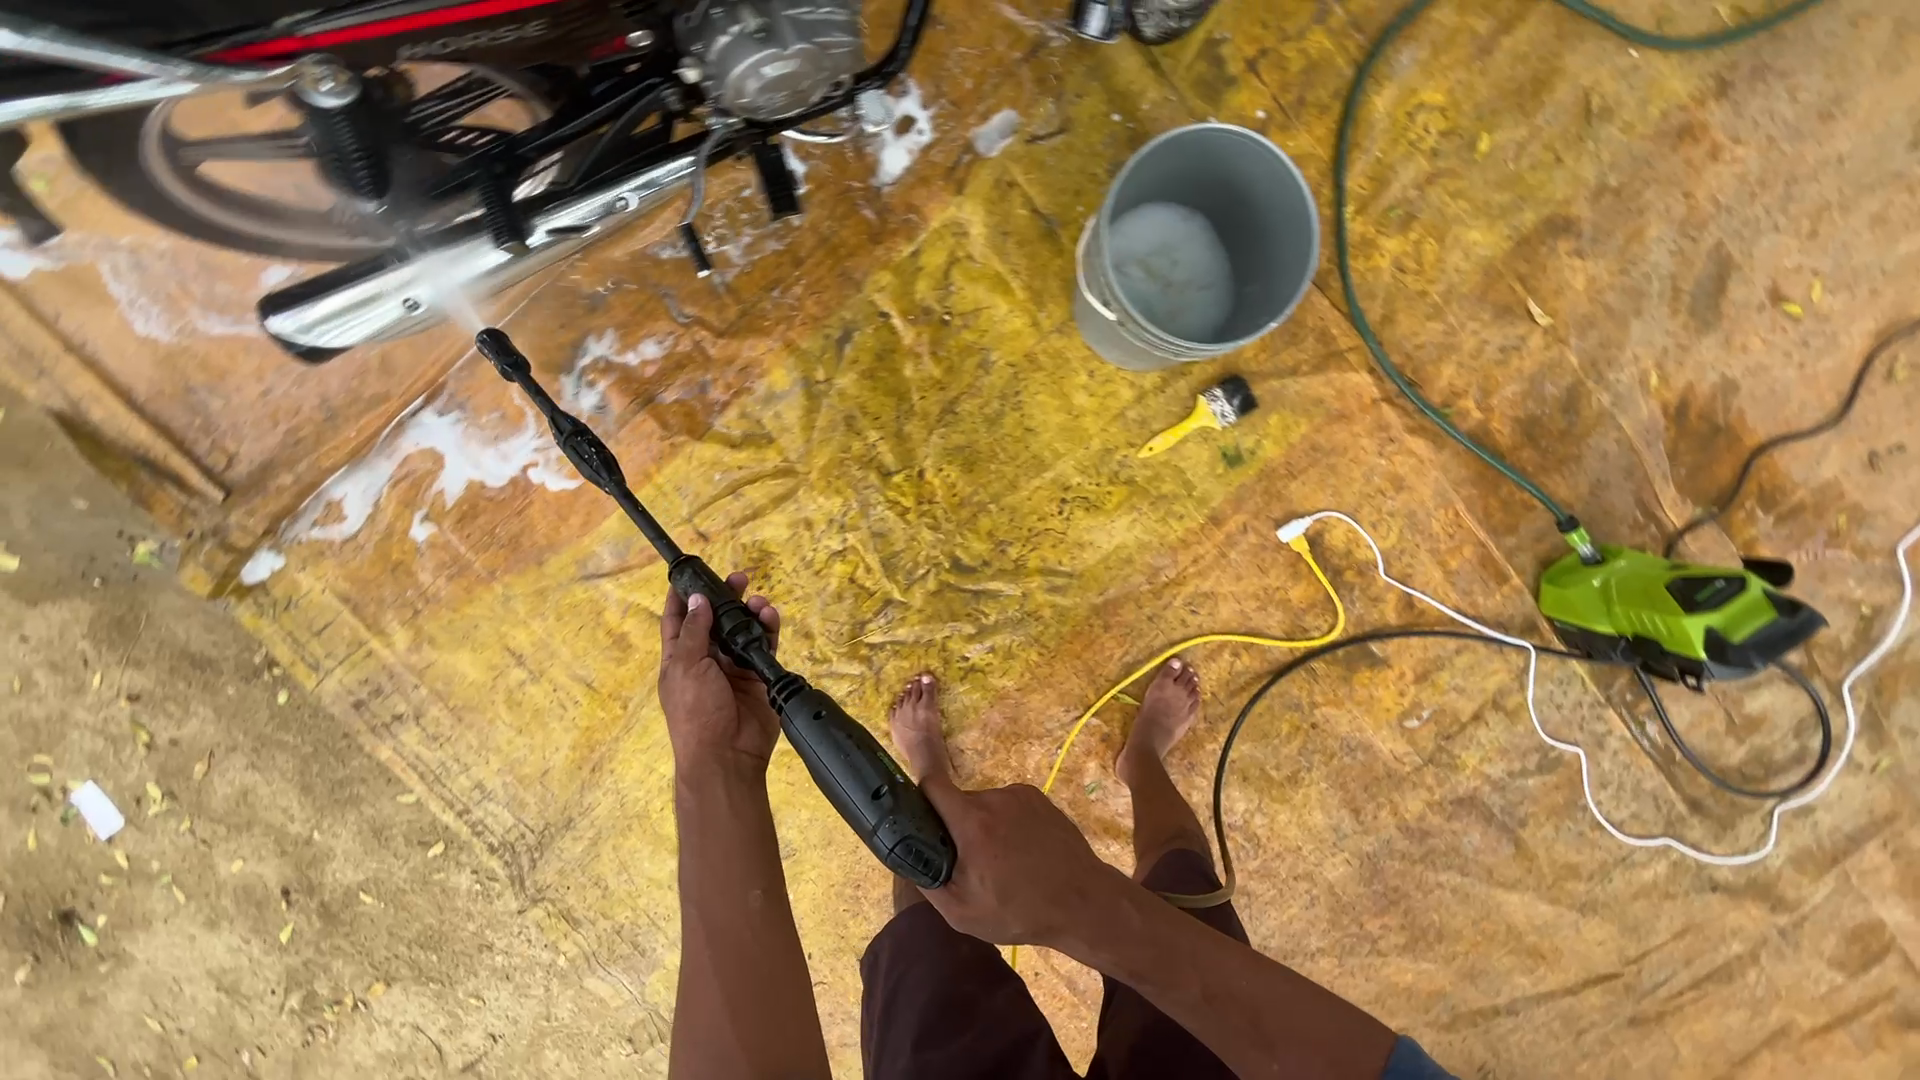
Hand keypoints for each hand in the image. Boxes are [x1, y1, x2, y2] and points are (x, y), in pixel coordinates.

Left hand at [658, 572, 783, 774]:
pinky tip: (770, 617)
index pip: (678, 620)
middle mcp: (706, 659)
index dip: (682, 597)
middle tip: (739, 578)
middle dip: (725, 598)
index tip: (690, 573)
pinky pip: (764, 646)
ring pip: (742, 630)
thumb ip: (696, 632)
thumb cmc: (696, 711)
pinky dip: (768, 630)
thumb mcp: (687, 667)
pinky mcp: (758, 676)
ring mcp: (733, 668)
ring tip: (758, 600)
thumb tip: (698, 600)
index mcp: (679, 658)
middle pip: (715, 620)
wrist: (726, 754)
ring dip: (749, 612)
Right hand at [915, 773, 1127, 946]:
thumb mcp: (963, 912)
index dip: (920, 796)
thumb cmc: (1019, 912)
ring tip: (1002, 861)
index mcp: (972, 822)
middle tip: (969, 861)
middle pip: (959, 801)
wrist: (1083, 902)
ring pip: (984, 805)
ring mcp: (1019, 794)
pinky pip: (1008, 804)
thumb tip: (907, 858)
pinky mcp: (1038, 796)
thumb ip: (928, 881)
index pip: (932, 784)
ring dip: (983, 826)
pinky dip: (1006, 823)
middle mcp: (994, 798)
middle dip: (956, 826)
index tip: (919, 816)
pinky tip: (1021, 851)